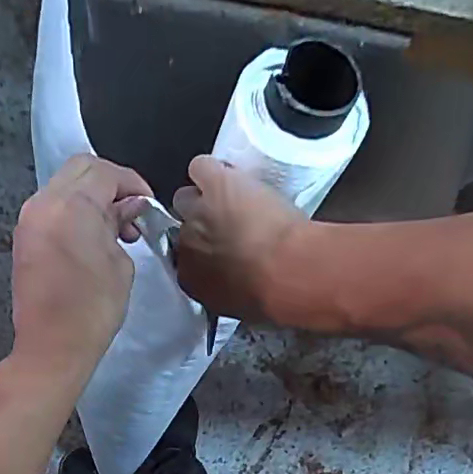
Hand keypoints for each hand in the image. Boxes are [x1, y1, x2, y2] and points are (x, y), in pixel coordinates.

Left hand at [9, 154, 152, 384]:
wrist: (52, 347)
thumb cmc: (93, 310)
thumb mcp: (120, 265)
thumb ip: (120, 226)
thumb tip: (127, 209)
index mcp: (73, 205)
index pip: (105, 171)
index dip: (132, 183)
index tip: (147, 203)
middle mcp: (45, 203)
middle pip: (80, 169)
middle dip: (110, 183)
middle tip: (132, 210)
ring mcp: (29, 220)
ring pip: (64, 187)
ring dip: (90, 197)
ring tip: (114, 228)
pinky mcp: (24, 238)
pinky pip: (52, 209)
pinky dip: (74, 212)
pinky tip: (91, 238)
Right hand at [172, 155, 308, 321]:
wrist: (289, 271)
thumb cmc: (270, 297)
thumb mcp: (239, 305)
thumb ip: (223, 291)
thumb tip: (228, 284)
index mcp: (190, 278)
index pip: (184, 260)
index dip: (201, 252)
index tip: (218, 251)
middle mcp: (186, 244)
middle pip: (183, 227)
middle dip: (202, 226)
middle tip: (228, 227)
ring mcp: (197, 211)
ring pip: (186, 197)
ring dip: (204, 199)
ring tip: (230, 201)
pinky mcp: (215, 182)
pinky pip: (200, 167)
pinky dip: (211, 170)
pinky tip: (230, 176)